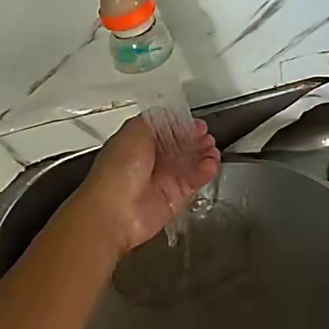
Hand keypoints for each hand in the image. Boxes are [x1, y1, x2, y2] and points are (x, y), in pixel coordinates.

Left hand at [67, 115, 219, 253]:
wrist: (115, 211)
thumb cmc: (116, 170)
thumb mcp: (135, 130)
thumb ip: (156, 121)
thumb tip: (172, 117)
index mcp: (136, 141)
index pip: (164, 129)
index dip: (180, 126)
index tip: (195, 124)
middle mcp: (148, 160)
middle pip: (178, 146)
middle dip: (194, 140)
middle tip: (207, 137)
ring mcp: (161, 179)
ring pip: (188, 164)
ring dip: (202, 155)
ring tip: (213, 150)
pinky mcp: (172, 198)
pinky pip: (192, 182)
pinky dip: (204, 173)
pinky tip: (211, 165)